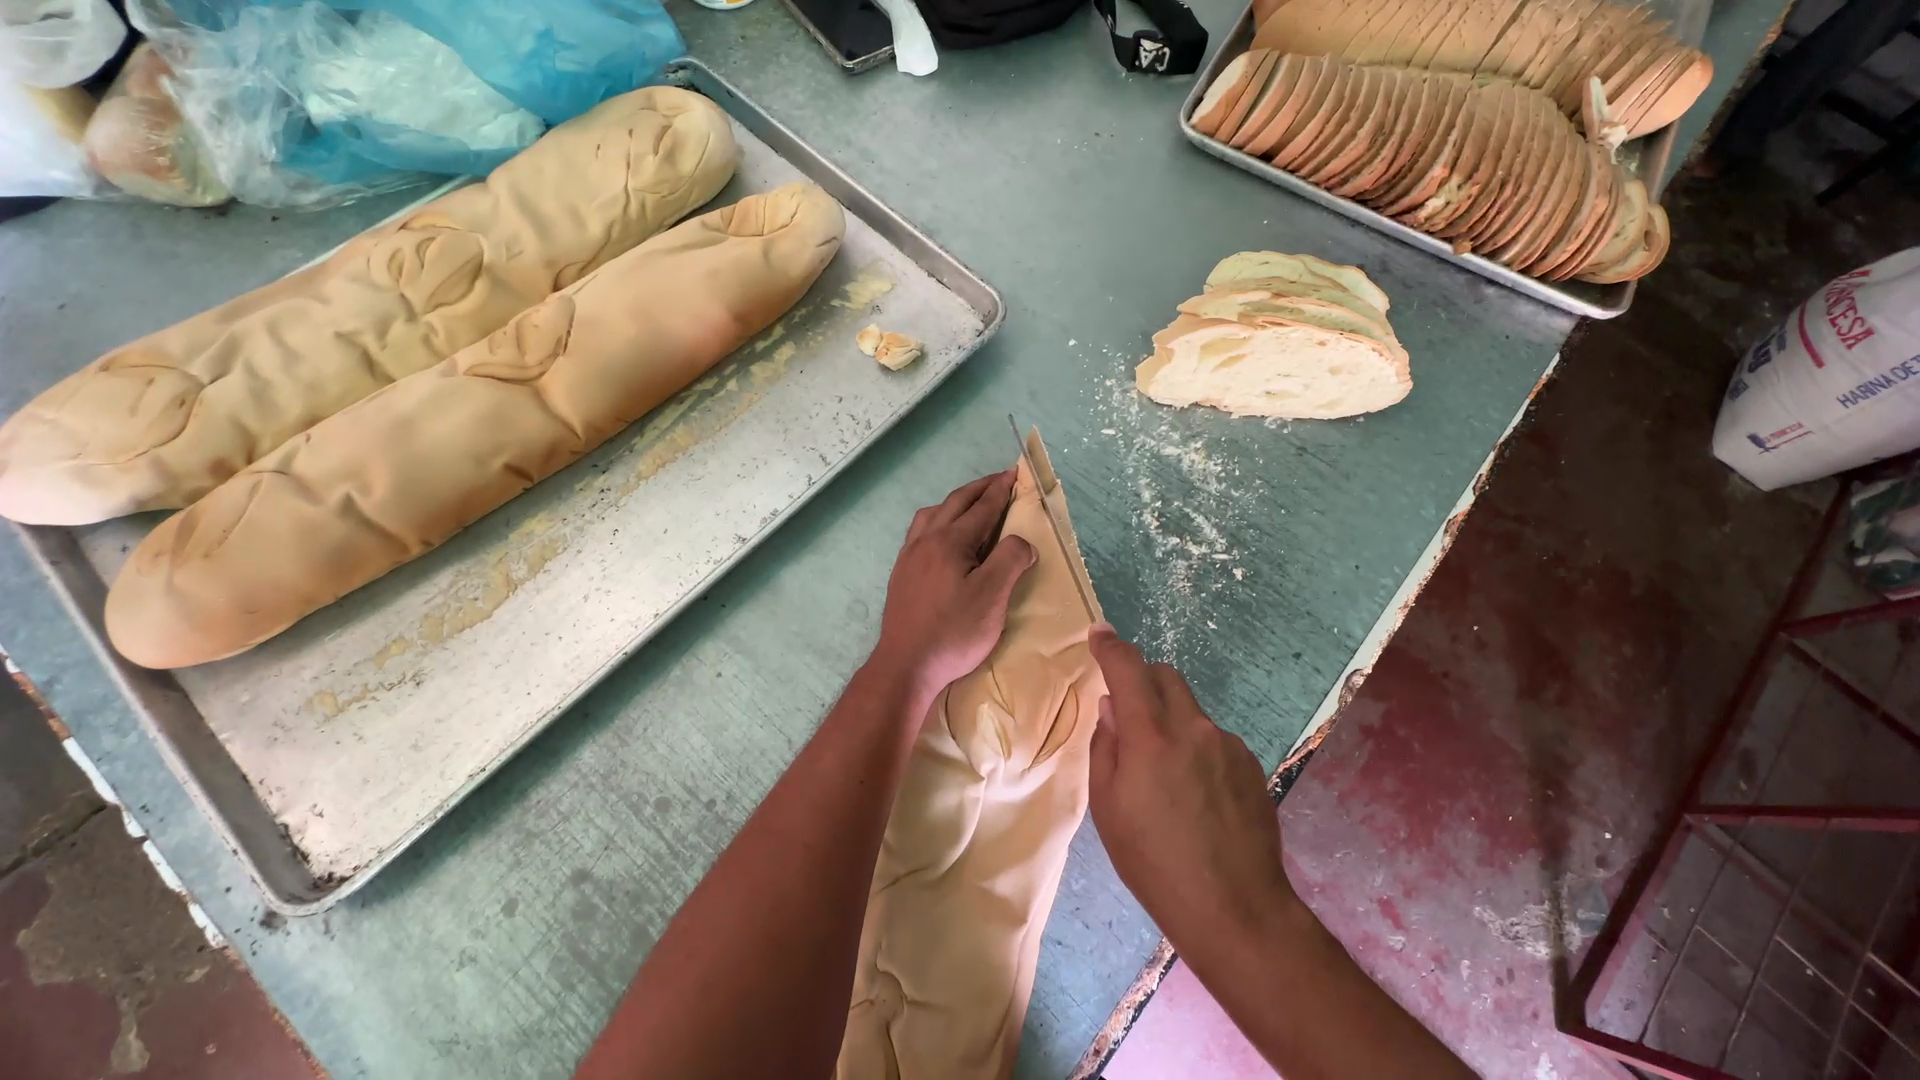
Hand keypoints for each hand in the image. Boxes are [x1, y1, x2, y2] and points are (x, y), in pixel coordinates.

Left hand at [871, 470, 1035, 700]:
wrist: (906, 665)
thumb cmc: (953, 632)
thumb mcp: (992, 596)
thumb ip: (1010, 560)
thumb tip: (1022, 542)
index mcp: (950, 541)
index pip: (982, 508)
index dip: (1000, 491)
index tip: (1014, 474)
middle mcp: (925, 540)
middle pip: (955, 503)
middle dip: (979, 489)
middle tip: (999, 481)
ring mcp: (909, 557)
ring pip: (932, 515)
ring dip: (955, 504)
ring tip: (971, 506)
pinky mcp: (901, 574)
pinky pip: (920, 533)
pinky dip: (938, 521)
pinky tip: (942, 538)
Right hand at [1087, 626, 1298, 956]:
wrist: (1233, 906)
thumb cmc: (1153, 862)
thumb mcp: (1108, 808)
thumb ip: (1106, 747)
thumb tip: (1113, 708)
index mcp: (1151, 736)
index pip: (1127, 669)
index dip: (1110, 646)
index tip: (1099, 633)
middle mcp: (1194, 728)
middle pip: (1166, 676)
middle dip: (1143, 681)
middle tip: (1129, 713)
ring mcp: (1228, 745)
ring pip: (1192, 710)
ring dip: (1171, 720)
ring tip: (1165, 774)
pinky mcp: (1250, 765)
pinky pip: (1214, 739)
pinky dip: (1197, 748)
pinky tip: (1197, 795)